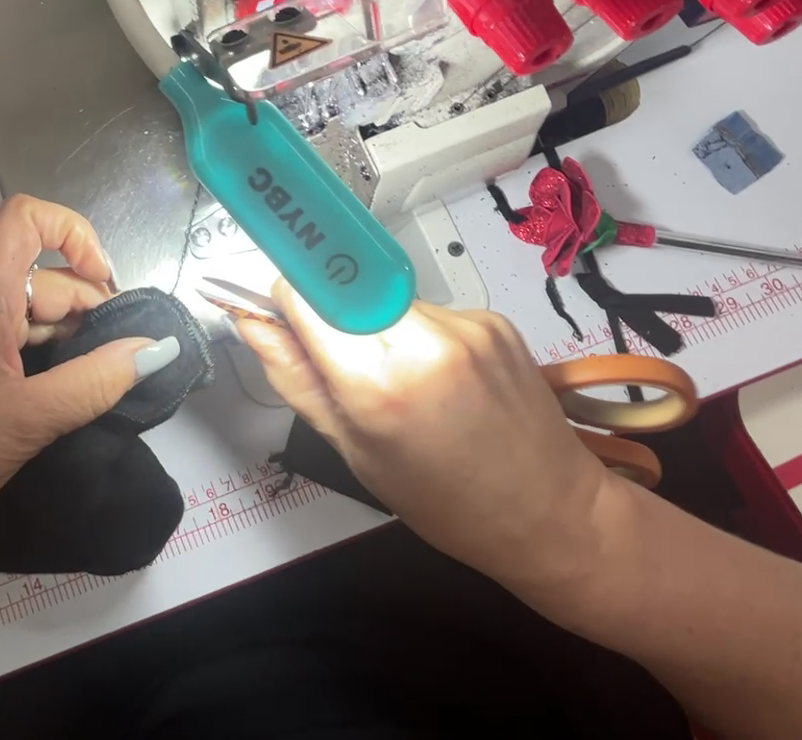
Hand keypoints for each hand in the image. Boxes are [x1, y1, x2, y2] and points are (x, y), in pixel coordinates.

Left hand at [0, 195, 178, 594]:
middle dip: (87, 306)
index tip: (107, 286)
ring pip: (29, 310)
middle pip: (41, 273)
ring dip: (70, 337)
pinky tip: (68, 393)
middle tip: (120, 359)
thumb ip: (96, 381)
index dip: (75, 233)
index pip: (27, 218)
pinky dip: (46, 358)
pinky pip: (12, 340)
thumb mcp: (28, 418)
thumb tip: (156, 349)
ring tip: (100, 382)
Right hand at [235, 284, 609, 589]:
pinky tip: (442, 381)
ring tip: (406, 384)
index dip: (287, 300)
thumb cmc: (440, 500)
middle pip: (344, 289)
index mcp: (377, 379)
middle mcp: (423, 336)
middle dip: (333, 318)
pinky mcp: (492, 318)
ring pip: (384, 299)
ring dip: (376, 328)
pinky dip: (418, 336)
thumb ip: (293, 376)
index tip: (284, 319)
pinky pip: (428, 312)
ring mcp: (465, 322)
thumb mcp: (350, 448)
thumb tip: (249, 320)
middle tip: (348, 371)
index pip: (304, 290)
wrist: (552, 513)